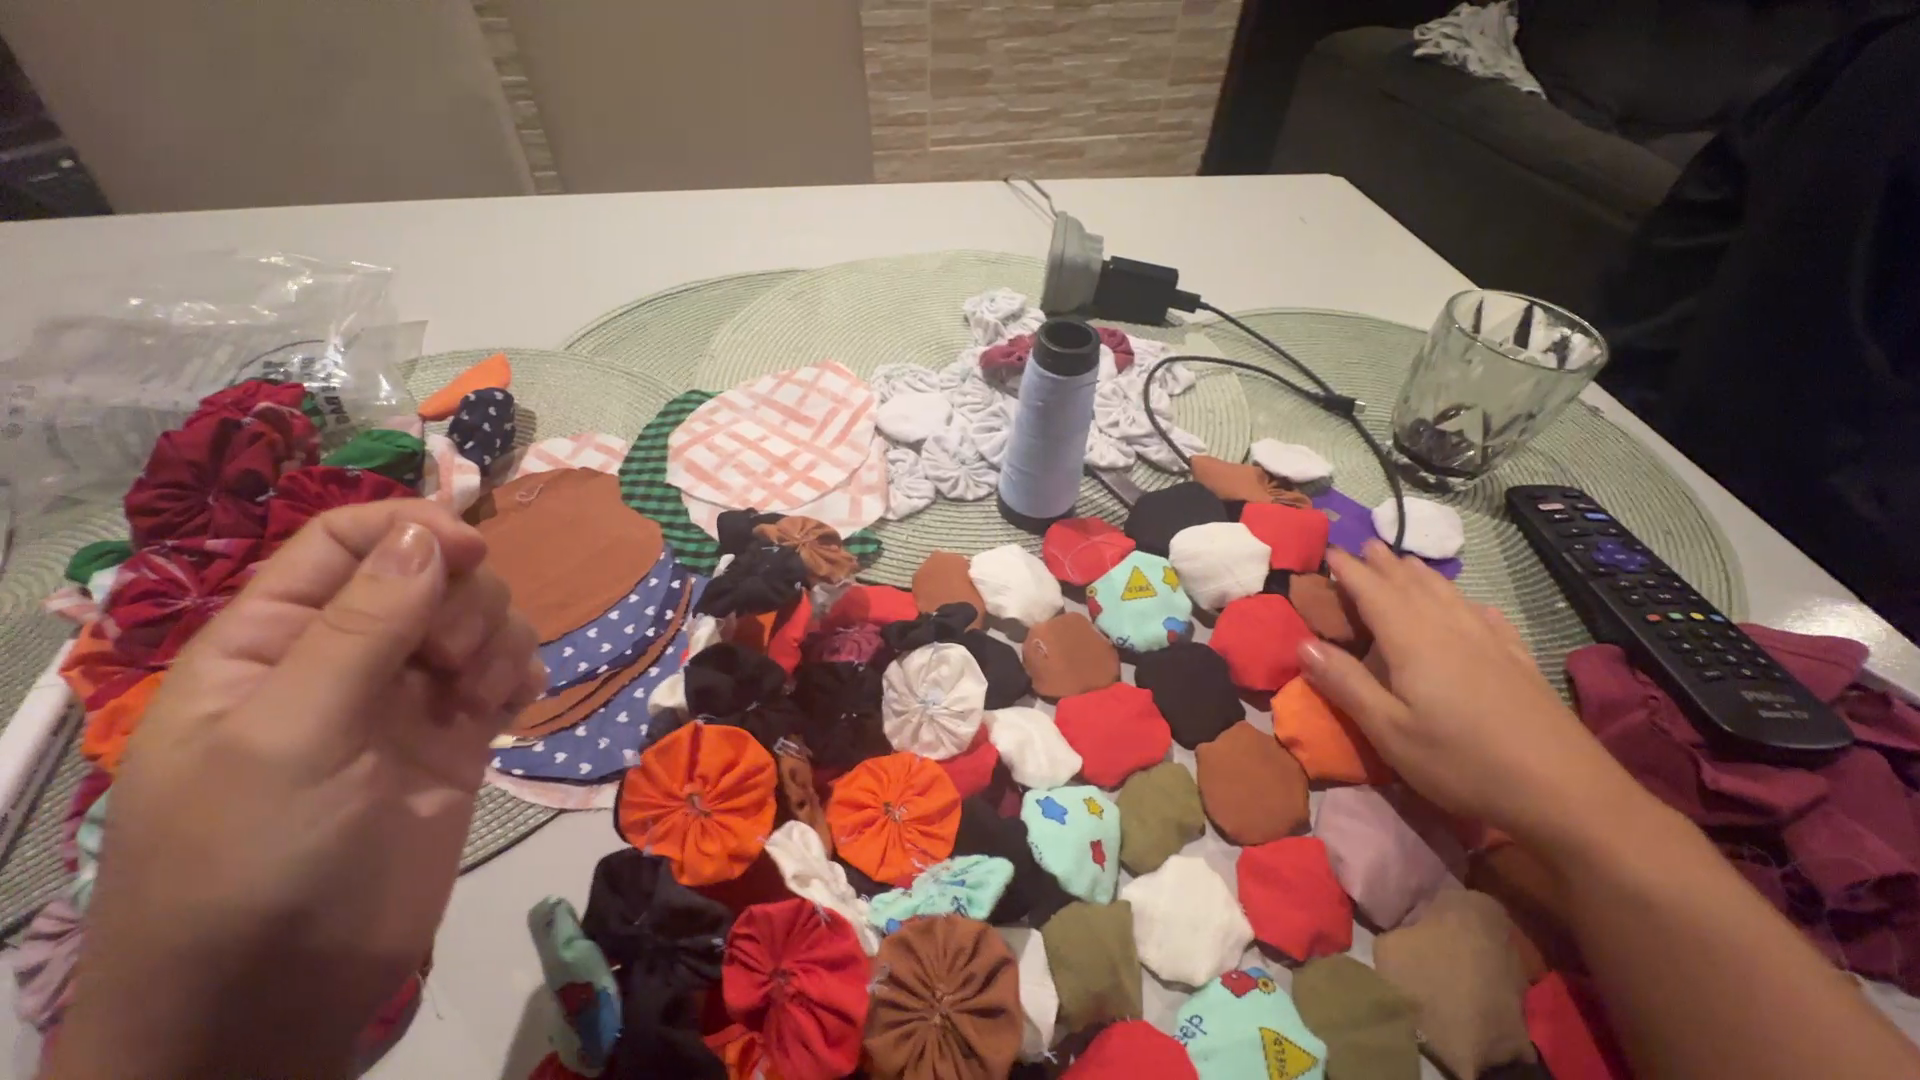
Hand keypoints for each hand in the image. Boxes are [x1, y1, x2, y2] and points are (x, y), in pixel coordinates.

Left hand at [56, 501, 544, 1079]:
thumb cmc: (251, 858)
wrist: (280, 995)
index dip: (410, 531)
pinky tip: (516, 703)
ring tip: (486, 694)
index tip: (473, 551)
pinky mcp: (457, 740)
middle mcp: (342, 658)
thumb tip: (430, 533)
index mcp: (270, 641)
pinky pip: (505, 672)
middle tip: (457, 662)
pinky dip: (521, 672)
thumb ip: (362, 628)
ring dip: (499, 639)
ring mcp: (405, 701)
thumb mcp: (289, 734)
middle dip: (463, 601)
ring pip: (477, 620)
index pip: (343, 543)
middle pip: (429, 575)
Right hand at [1296, 540, 1645, 844]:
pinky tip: (1474, 606)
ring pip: (1449, 595)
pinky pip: (1487, 618)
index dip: (1350, 572)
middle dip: (1385, 565)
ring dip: (1423, 575)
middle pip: (1412, 586)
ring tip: (1406, 561)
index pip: (1373, 594)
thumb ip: (1347, 684)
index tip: (1329, 553)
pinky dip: (1470, 603)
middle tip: (1366, 546)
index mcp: (1413, 643)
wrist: (1565, 790)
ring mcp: (1490, 644)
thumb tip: (1303, 643)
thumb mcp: (1390, 732)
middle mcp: (1450, 631)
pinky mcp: (1519, 662)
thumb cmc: (1462, 763)